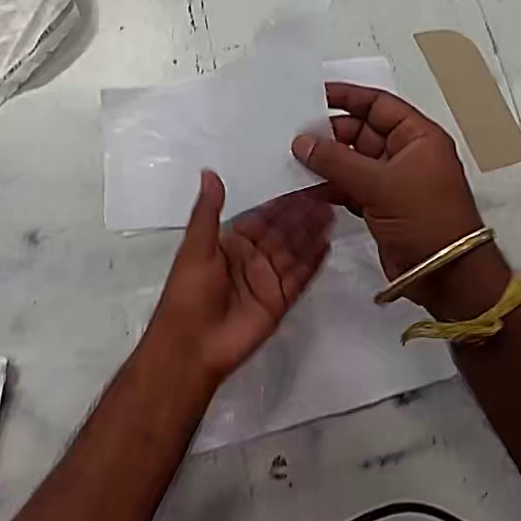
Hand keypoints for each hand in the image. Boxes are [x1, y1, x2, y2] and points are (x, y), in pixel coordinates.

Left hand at [145, 170, 332, 386]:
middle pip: (284, 232)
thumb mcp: (195, 247)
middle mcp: (253, 258)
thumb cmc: (188, 295)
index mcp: (233, 243)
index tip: (305, 186)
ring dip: (312, 233)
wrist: (192, 347)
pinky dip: (313, 263)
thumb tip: (208, 174)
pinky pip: (300, 277)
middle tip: (328, 196)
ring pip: (295, 251)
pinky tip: (326, 246)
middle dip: (305, 215)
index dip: (284, 203)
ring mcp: (268, 279)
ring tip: (333, 214)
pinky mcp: (279, 300)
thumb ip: (208, 211)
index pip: (264, 217)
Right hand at [291, 83, 503, 312]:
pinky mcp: (382, 206)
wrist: (445, 274)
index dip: (348, 97)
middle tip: (295, 135)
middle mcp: (406, 154)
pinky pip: (352, 186)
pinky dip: (332, 186)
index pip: (379, 105)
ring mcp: (394, 181)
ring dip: (327, 161)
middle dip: (331, 133)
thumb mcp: (380, 184)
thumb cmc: (426, 219)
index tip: (316, 94)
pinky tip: (307, 186)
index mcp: (417, 137)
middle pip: (362, 131)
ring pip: (354, 160)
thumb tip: (303, 142)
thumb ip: (337, 160)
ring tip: (294, 159)